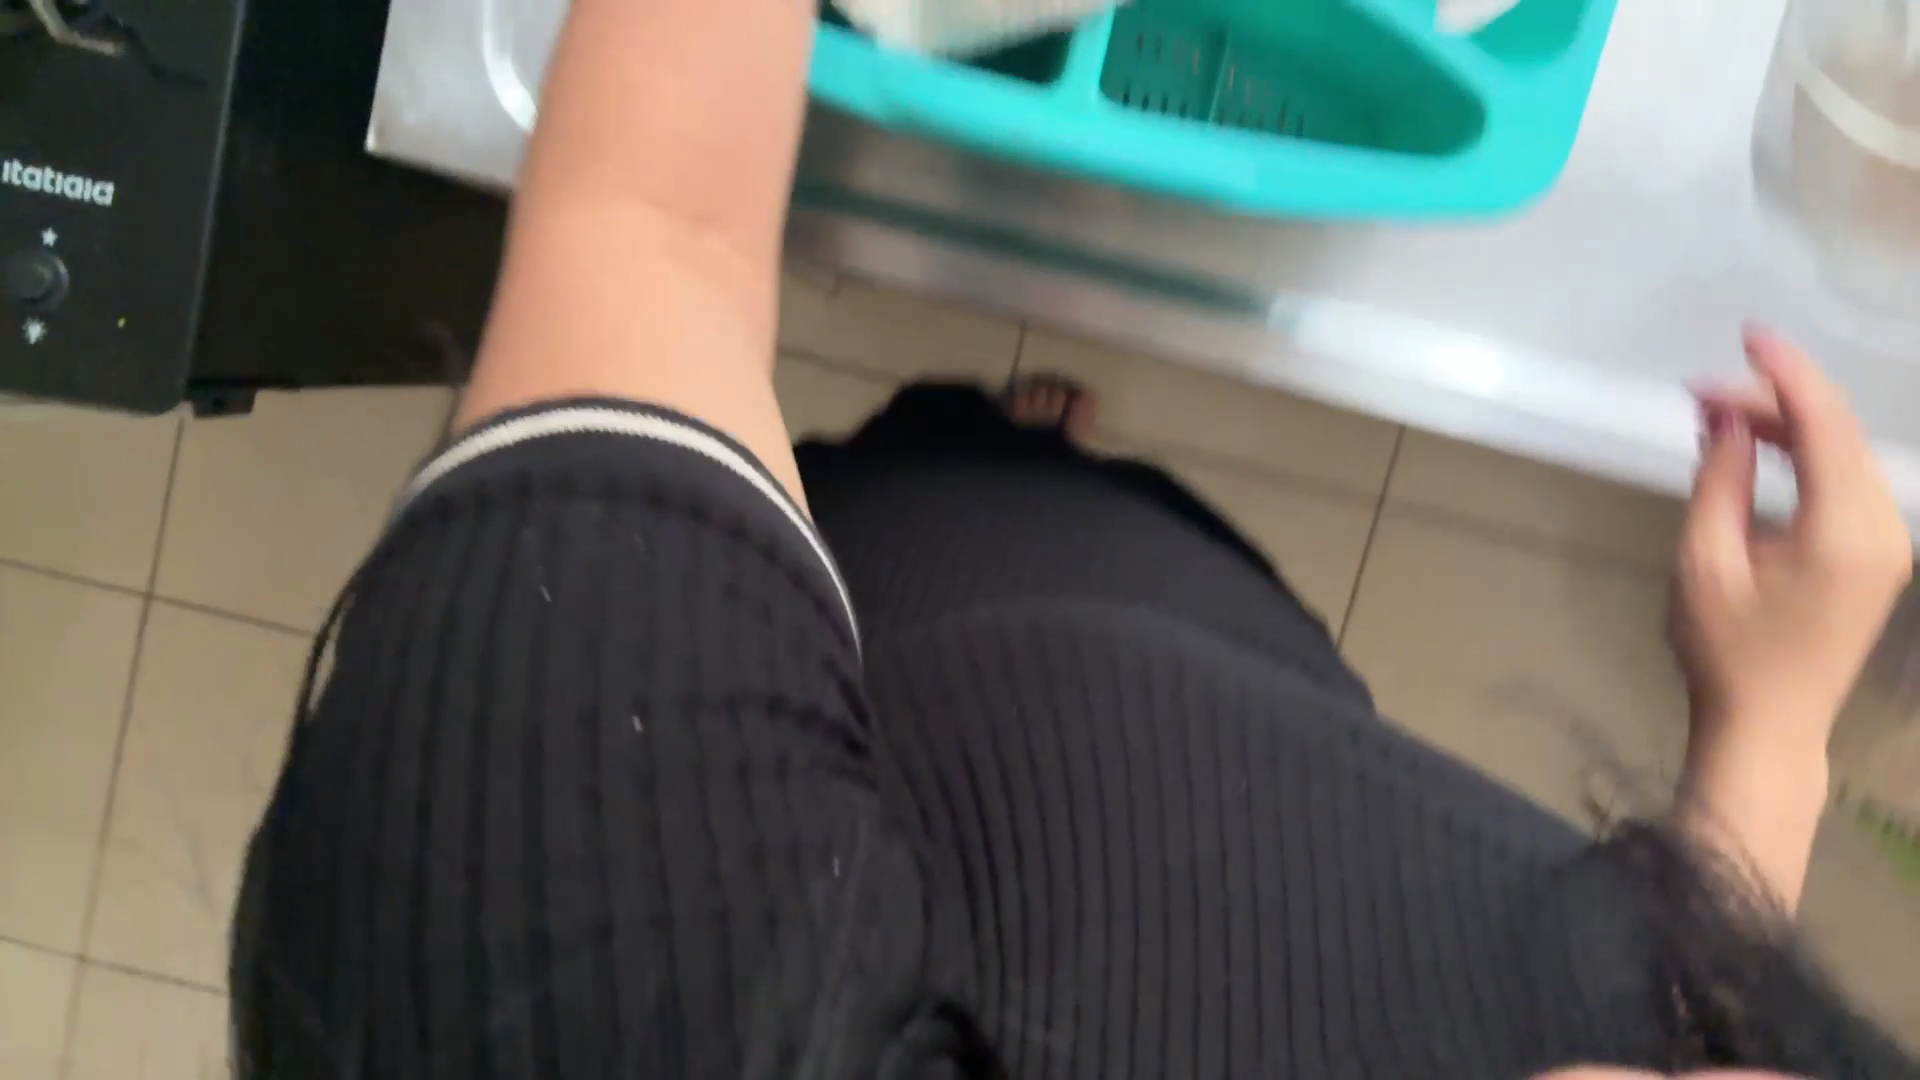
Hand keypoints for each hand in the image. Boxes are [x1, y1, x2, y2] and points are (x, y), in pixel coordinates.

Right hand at [1674, 326, 1910, 755]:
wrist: (1769, 715)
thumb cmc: (1724, 645)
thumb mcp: (1704, 563)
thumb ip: (1718, 487)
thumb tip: (1722, 425)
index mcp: (1848, 526)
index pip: (1826, 427)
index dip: (1788, 376)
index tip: (1749, 336)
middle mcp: (1885, 523)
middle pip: (1836, 435)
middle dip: (1769, 402)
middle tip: (1694, 393)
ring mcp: (1886, 538)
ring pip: (1839, 455)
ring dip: (1777, 427)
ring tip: (1710, 414)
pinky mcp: (1871, 550)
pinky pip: (1838, 481)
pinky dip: (1793, 455)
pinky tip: (1748, 450)